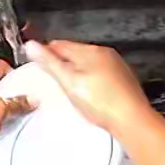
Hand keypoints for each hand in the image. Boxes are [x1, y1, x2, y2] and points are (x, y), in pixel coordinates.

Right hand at [21, 40, 157, 135]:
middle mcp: (105, 54)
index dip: (45, 53)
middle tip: (53, 80)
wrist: (132, 121)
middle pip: (74, 53)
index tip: (37, 62)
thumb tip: (32, 46)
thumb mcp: (69, 82)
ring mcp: (116, 67)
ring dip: (77, 72)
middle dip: (62, 63)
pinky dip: (91, 82)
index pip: (59, 44)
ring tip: (71, 90)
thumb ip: (49, 62)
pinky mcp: (122, 80)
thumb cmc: (103, 103)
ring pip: (88, 64)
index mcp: (91, 51)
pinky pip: (100, 75)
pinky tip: (89, 96)